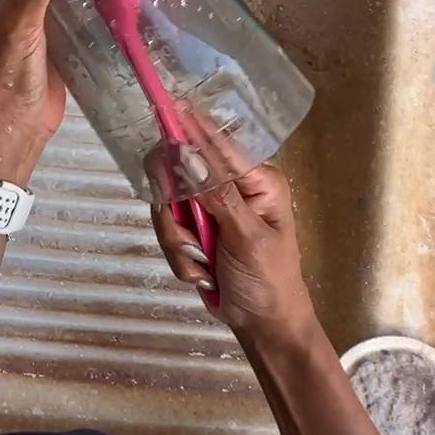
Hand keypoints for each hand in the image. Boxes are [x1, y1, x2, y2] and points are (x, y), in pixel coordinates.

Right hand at [151, 113, 313, 336]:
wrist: (264, 327)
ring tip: (205, 263)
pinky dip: (180, 256)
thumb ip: (216, 195)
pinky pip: (166, 229)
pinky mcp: (192, 229)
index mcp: (255, 181)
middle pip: (178, 174)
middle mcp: (228, 186)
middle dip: (178, 213)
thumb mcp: (248, 237)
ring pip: (166, 206)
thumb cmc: (269, 281)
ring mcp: (207, 208)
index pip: (216, 145)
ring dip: (181, 241)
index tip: (167, 107)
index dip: (190, 128)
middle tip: (190, 233)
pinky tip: (203, 271)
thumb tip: (186, 154)